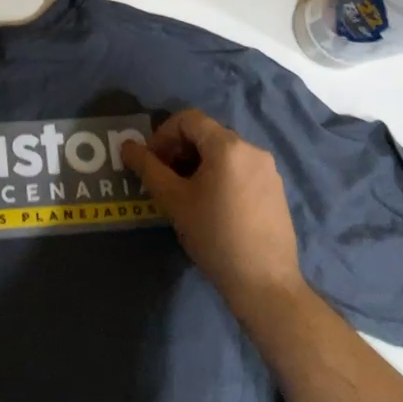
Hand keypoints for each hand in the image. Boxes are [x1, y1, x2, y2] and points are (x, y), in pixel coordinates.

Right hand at [121, 109, 305, 311]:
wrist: (264, 282)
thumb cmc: (214, 235)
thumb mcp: (173, 200)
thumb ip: (148, 168)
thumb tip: (127, 146)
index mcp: (228, 146)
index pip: (188, 119)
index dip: (162, 135)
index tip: (151, 162)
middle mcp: (253, 150)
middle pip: (206, 134)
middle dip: (178, 149)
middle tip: (163, 178)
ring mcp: (268, 170)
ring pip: (224, 152)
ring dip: (197, 163)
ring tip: (184, 193)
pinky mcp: (276, 190)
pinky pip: (240, 168)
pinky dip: (219, 175)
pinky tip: (211, 205)